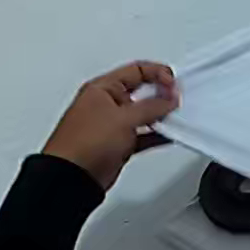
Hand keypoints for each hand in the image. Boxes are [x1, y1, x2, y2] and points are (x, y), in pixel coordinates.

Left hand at [42, 61, 180, 189]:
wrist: (72, 178)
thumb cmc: (83, 144)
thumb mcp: (124, 118)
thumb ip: (152, 106)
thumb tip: (169, 99)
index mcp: (102, 88)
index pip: (137, 70)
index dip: (158, 73)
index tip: (174, 85)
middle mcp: (107, 103)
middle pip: (142, 90)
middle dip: (162, 94)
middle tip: (177, 100)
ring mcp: (113, 124)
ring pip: (144, 113)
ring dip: (161, 115)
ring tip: (176, 118)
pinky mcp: (119, 143)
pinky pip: (144, 134)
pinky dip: (157, 134)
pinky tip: (170, 135)